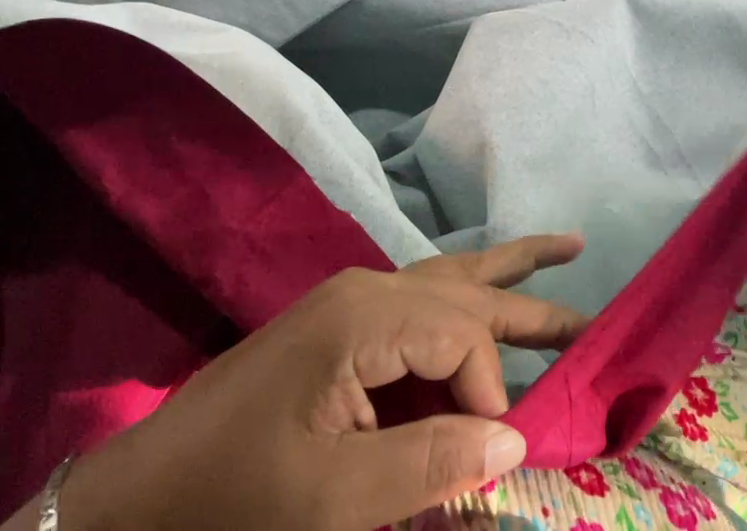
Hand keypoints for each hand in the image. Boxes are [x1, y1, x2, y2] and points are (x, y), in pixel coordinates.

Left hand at [35, 234, 588, 530]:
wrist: (146, 490)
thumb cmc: (237, 494)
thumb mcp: (337, 497)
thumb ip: (433, 461)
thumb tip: (515, 434)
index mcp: (365, 316)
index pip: (465, 339)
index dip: (490, 397)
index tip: (483, 455)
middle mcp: (366, 290)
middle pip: (469, 289)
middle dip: (535, 302)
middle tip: (600, 310)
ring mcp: (349, 302)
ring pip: (448, 278)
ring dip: (506, 273)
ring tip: (566, 249)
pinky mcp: (339, 324)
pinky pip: (420, 301)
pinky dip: (463, 296)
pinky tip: (483, 289)